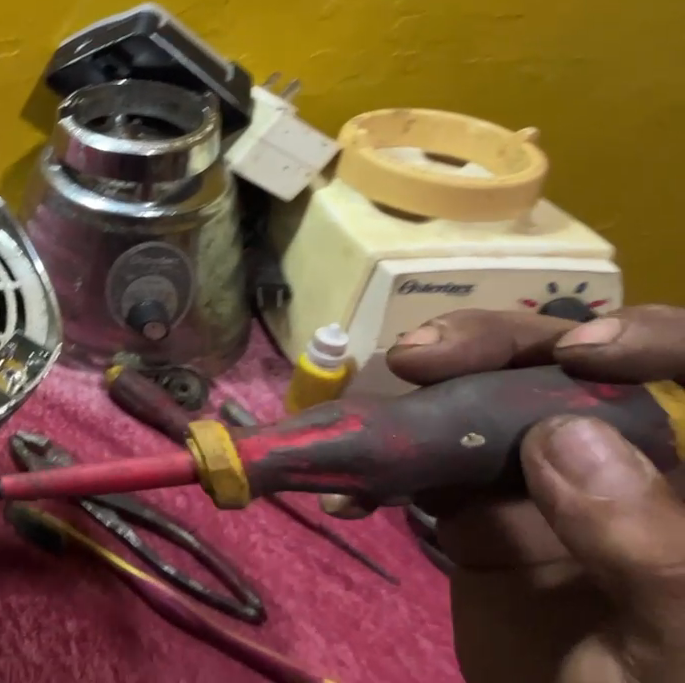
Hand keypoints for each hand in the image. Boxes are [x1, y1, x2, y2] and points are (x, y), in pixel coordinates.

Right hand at [372, 306, 684, 681]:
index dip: (655, 339)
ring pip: (479, 403)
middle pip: (563, 368)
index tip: (585, 351)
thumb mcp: (684, 658)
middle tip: (414, 357)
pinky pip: (419, 463)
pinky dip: (371, 462)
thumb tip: (566, 434)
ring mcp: (543, 490)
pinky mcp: (476, 516)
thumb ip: (652, 552)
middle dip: (491, 345)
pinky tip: (340, 486)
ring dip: (412, 394)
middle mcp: (626, 469)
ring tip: (357, 416)